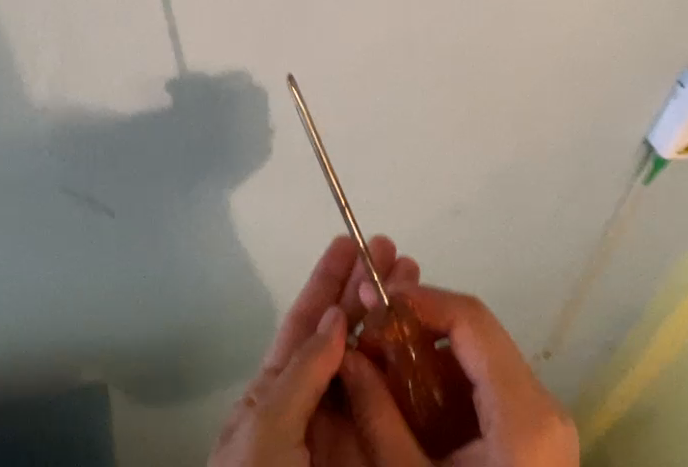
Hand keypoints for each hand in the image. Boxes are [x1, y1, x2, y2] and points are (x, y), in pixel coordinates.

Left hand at [211, 235, 419, 466]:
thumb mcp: (261, 433)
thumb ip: (299, 378)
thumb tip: (333, 323)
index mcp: (275, 391)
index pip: (303, 323)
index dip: (325, 281)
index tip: (348, 242)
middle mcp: (311, 404)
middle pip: (343, 335)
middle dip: (367, 291)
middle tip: (397, 253)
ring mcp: (343, 432)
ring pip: (372, 365)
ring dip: (392, 323)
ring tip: (416, 280)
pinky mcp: (372, 458)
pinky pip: (390, 410)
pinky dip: (406, 377)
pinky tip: (426, 348)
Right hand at [336, 285, 577, 466]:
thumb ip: (378, 415)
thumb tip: (346, 356)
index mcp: (523, 413)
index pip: (471, 320)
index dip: (419, 300)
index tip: (372, 304)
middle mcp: (543, 404)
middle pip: (475, 334)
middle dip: (416, 327)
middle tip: (367, 333)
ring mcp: (544, 420)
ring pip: (479, 358)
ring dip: (428, 355)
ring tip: (379, 365)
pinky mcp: (537, 437)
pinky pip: (487, 388)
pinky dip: (446, 384)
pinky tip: (408, 401)